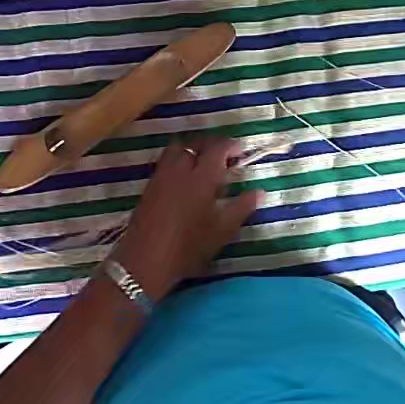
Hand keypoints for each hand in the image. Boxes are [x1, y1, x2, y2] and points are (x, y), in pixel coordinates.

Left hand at [108, 137, 263, 300]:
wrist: (145, 260)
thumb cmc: (188, 247)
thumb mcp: (221, 231)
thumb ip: (241, 207)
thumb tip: (259, 192)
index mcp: (202, 177)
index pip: (217, 148)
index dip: (231, 145)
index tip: (240, 152)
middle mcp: (179, 169)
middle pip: (195, 143)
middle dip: (211, 144)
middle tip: (223, 156)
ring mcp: (161, 176)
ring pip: (177, 149)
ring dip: (192, 150)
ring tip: (203, 165)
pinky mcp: (149, 186)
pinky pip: (165, 162)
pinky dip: (178, 161)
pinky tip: (185, 180)